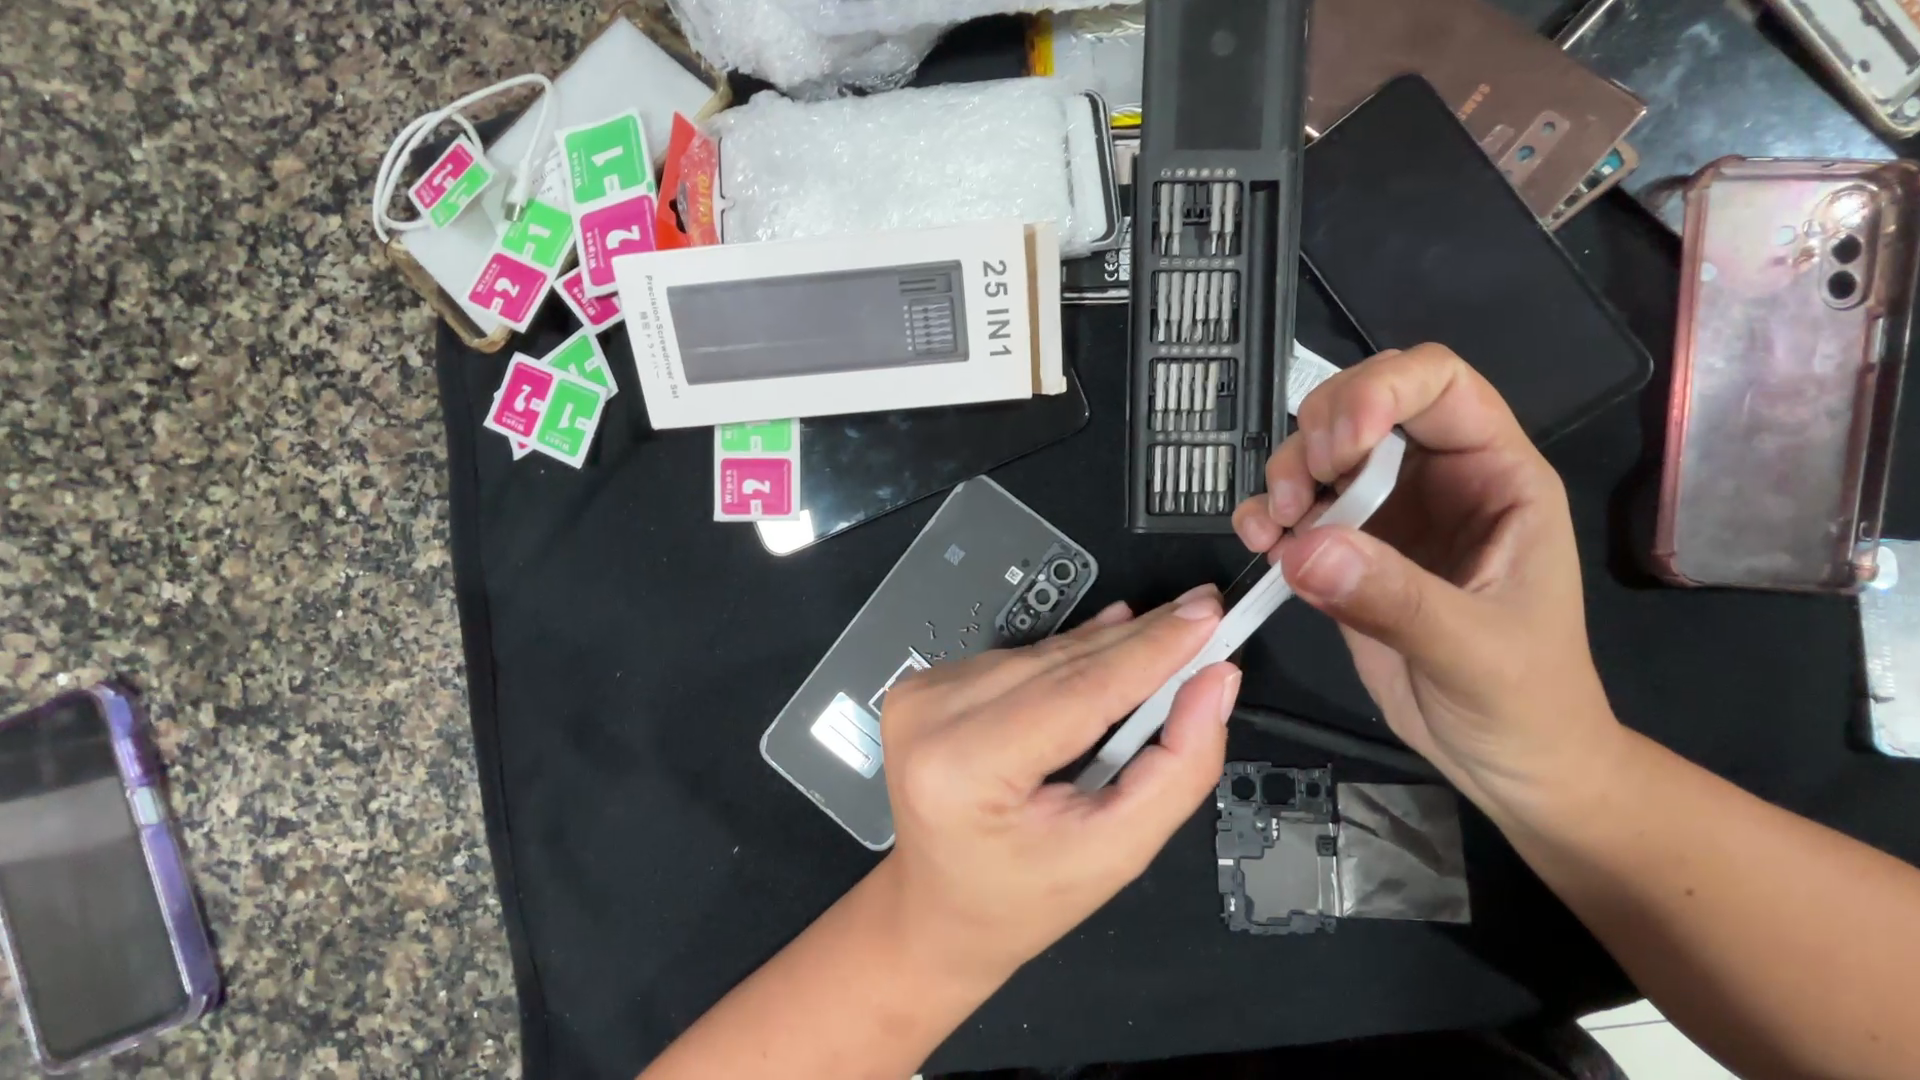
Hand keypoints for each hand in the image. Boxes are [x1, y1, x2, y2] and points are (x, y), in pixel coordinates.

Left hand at [877, 590, 1240, 983]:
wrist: (937, 911)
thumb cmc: (1023, 899)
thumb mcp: (1114, 853)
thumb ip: (1176, 768)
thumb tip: (1216, 683)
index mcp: (963, 766)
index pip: (1078, 691)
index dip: (1150, 649)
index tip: (1208, 614)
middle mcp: (930, 715)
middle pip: (1059, 663)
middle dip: (1139, 639)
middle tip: (1204, 609)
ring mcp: (919, 694)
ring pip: (1040, 653)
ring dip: (1106, 645)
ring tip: (1169, 631)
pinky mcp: (923, 686)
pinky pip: (1015, 659)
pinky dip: (1067, 656)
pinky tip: (1110, 637)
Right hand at [1232, 345, 1620, 814]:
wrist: (1508, 761)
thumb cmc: (1525, 701)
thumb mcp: (1475, 652)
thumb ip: (1395, 598)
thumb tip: (1303, 549)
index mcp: (1496, 476)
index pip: (1439, 384)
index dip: (1381, 391)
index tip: (1337, 451)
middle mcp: (1436, 481)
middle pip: (1362, 405)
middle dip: (1318, 436)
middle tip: (1297, 498)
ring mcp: (1386, 515)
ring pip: (1317, 453)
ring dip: (1283, 478)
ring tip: (1273, 533)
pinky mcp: (1344, 553)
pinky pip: (1294, 511)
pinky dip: (1265, 518)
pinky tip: (1263, 548)